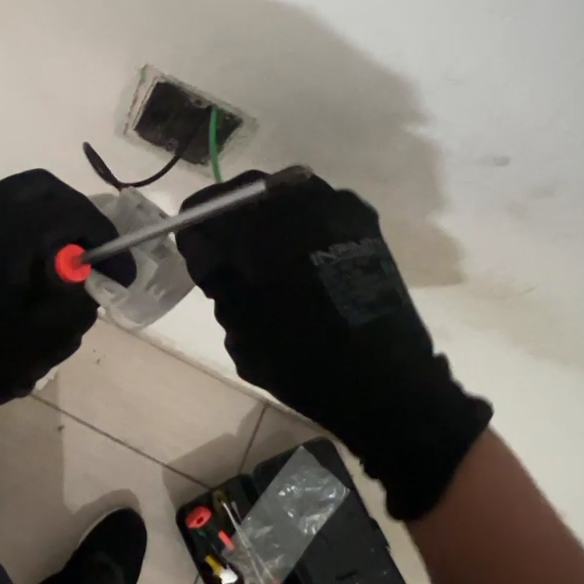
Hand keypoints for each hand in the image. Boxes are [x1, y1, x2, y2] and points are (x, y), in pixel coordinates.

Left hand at [0, 169, 117, 489]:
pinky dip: (12, 232)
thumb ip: (73, 306)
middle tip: (88, 254)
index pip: (75, 214)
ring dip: (41, 223)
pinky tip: (12, 275)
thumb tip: (82, 280)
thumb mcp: (34, 344)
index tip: (120, 274)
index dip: (106, 240)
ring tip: (51, 269)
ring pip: (11, 199)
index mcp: (10, 229)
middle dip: (74, 216)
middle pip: (42, 189)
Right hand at [175, 170, 491, 519]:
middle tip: (226, 267)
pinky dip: (298, 235)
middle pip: (250, 197)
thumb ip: (215, 271)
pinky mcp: (365, 228)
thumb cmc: (304, 356)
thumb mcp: (242, 320)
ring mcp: (341, 210)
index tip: (194, 254)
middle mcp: (305, 199)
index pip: (212, 206)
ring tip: (265, 275)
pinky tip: (299, 273)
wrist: (389, 386)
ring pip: (284, 203)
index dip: (197, 228)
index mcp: (267, 220)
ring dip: (266, 229)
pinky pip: (316, 216)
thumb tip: (199, 241)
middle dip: (232, 227)